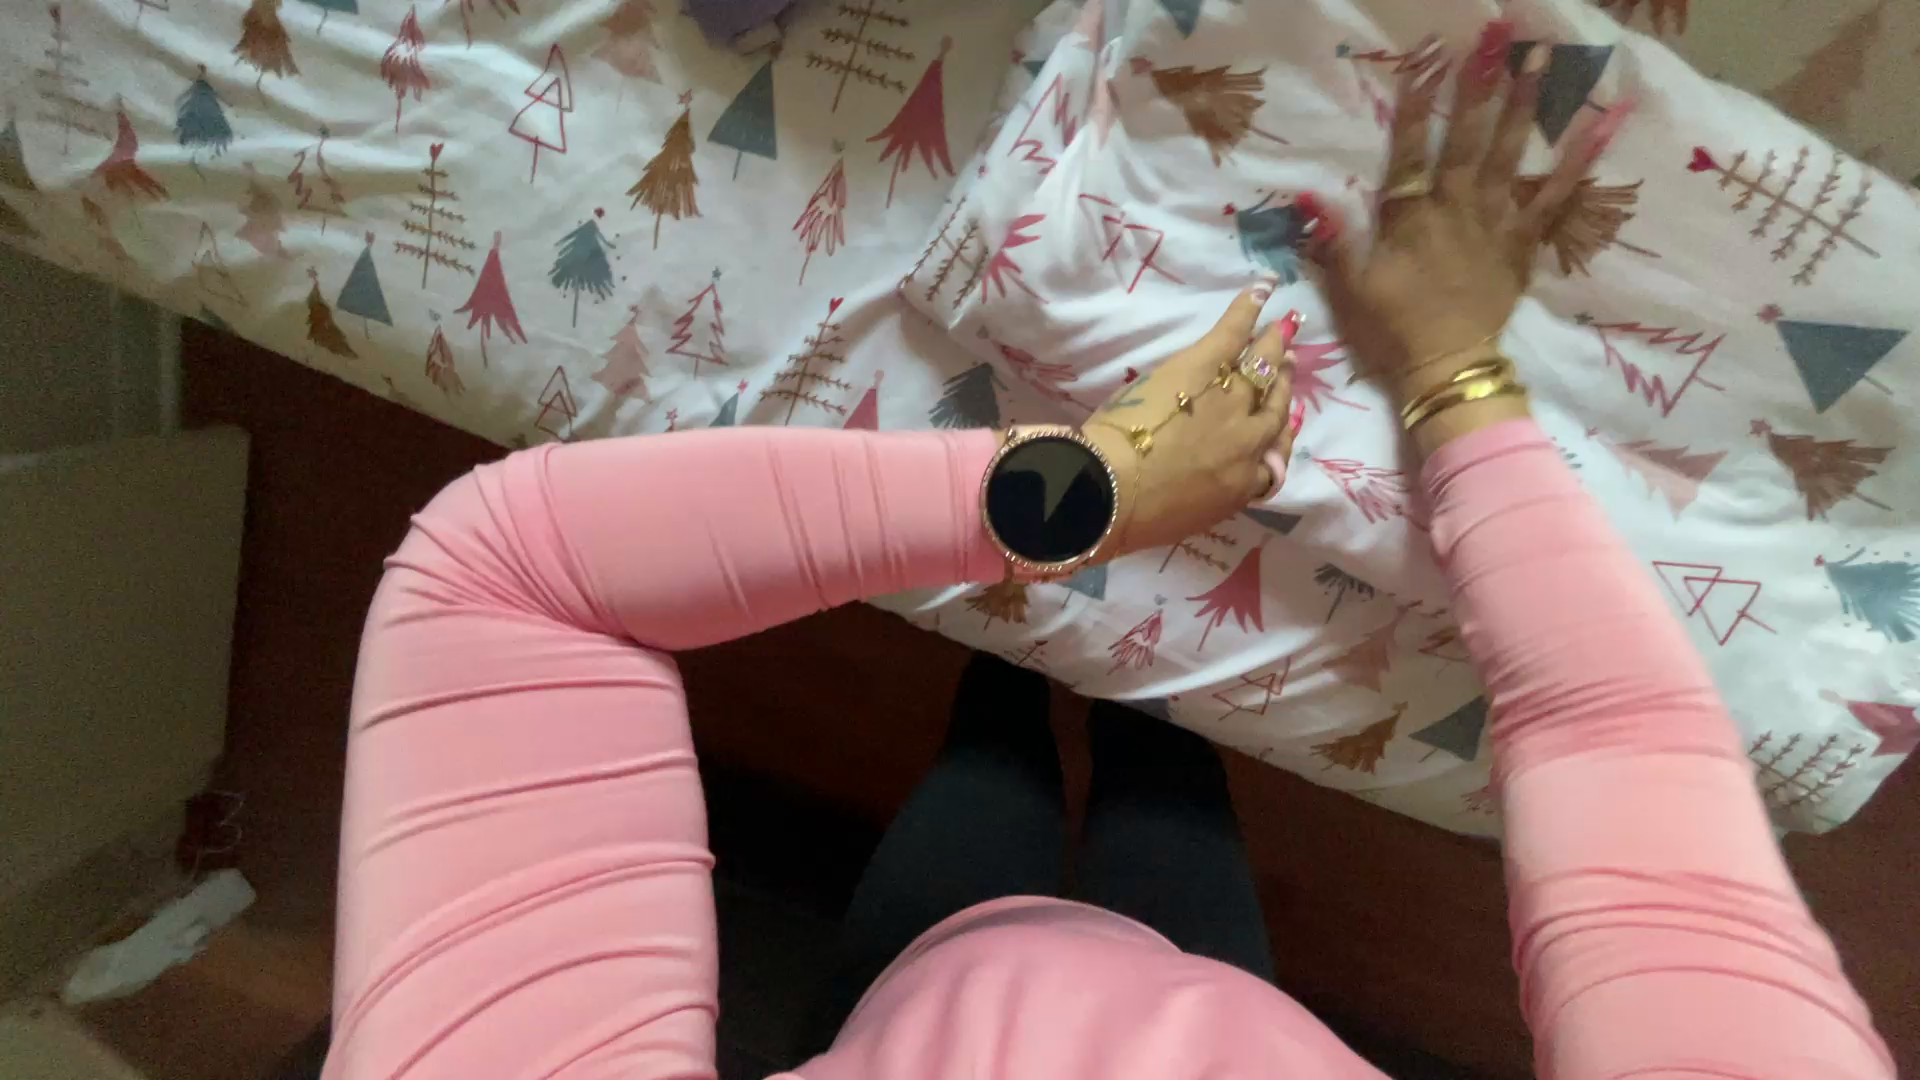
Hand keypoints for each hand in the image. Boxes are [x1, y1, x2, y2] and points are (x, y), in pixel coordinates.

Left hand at [1078, 283, 1302, 560]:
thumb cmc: (1138, 518)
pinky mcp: (1202, 367)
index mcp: (1242, 485)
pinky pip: (1232, 333)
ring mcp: (1230, 400)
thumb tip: (1209, 484)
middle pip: (1276, 407)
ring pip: (1263, 368)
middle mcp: (1248, 440)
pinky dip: (1247, 309)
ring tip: (1280, 332)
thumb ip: (1209, 498)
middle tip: (1287, 364)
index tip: (1281, 420)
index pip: (1275, 456)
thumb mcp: (1189, 519)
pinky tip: (1261, 289)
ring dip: (1273, 348)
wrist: (1110, 491)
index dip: (1279, 434)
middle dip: (1282, 386)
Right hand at [1314, 24, 1620, 404]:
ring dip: (1524, 103)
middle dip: (1478, 86)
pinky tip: (1607, 118)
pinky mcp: (1523, 240)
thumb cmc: (1389, 330)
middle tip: (1495, 36)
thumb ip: (1334, 240)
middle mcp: (1454, 208)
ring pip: (1510, 153)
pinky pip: (1558, 194)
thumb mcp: (1349, 289)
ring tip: (1540, 55)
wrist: (1444, 365)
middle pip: (1466, 138)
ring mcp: (1495, 221)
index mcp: (1409, 220)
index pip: (1408, 153)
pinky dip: (1581, 158)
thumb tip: (1309, 195)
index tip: (1425, 59)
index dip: (1414, 106)